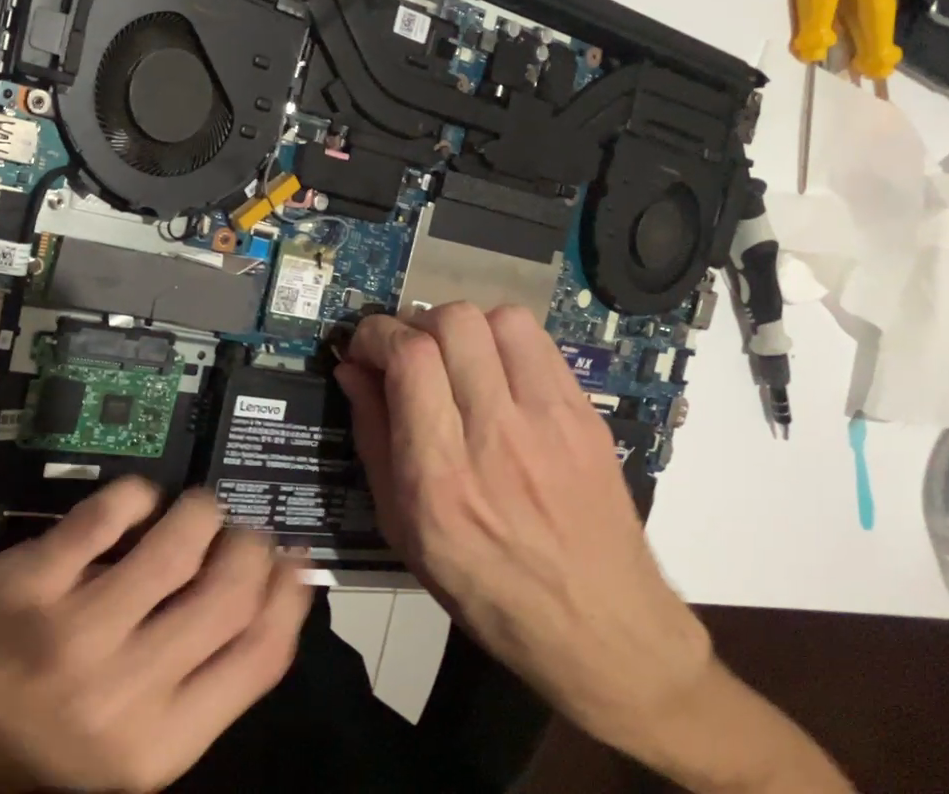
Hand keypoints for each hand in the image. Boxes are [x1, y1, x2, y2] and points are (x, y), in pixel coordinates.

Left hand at [0, 479, 309, 791]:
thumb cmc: (32, 745)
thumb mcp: (123, 746)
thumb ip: (187, 685)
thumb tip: (252, 603)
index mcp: (160, 744)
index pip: (259, 657)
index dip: (289, 598)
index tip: (293, 561)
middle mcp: (126, 690)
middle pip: (226, 595)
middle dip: (250, 548)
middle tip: (243, 530)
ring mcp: (73, 631)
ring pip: (174, 548)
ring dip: (199, 513)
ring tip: (198, 507)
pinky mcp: (27, 583)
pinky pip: (102, 517)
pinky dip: (133, 495)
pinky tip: (137, 497)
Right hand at [334, 303, 712, 752]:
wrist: (596, 627)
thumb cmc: (481, 586)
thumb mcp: (401, 526)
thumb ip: (373, 438)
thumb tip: (352, 371)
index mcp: (439, 473)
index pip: (409, 356)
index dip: (376, 334)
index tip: (363, 349)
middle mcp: (497, 436)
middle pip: (453, 323)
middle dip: (413, 325)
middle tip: (404, 353)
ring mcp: (551, 422)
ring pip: (500, 319)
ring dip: (462, 327)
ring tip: (452, 358)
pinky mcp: (587, 417)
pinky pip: (542, 343)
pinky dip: (504, 341)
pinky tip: (494, 372)